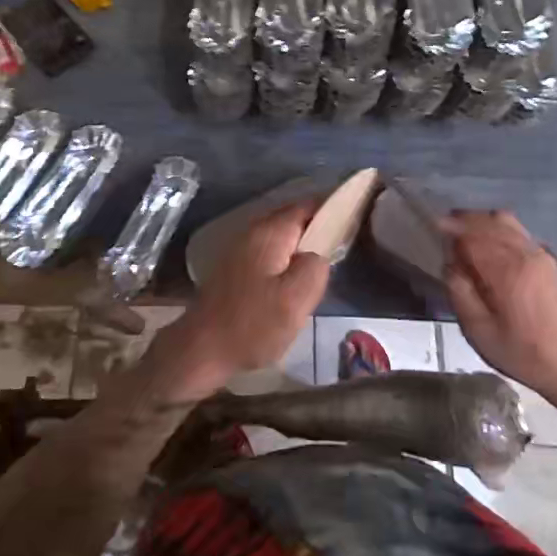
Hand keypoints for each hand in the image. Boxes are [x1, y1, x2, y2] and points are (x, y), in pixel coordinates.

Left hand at [151, 201, 330, 395]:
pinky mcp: (235, 268)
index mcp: (269, 233)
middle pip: (293, 218)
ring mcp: (240, 250)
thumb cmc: (251, 325)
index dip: (333, 208)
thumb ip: (315, 268)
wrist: (201, 349)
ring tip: (326, 260)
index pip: (307, 206)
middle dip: (318, 225)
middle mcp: (252, 232)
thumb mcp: (295, 300)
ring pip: (281, 237)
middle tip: (346, 241)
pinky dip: (286, 257)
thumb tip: (319, 254)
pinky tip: (295, 277)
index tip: (356, 216)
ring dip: (302, 243)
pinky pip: (269, 252)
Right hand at [443, 210, 556, 399]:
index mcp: (507, 270)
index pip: (472, 234)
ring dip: (482, 222)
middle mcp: (525, 254)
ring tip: (463, 232)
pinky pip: (518, 232)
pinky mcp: (549, 261)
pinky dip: (498, 229)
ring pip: (506, 222)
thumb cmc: (522, 353)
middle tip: (443, 227)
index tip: (432, 228)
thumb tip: (450, 264)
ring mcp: (540, 255)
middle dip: (464, 220)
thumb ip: (459, 292)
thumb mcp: (479, 331)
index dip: (450, 229)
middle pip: (490, 221)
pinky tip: (489, 244)